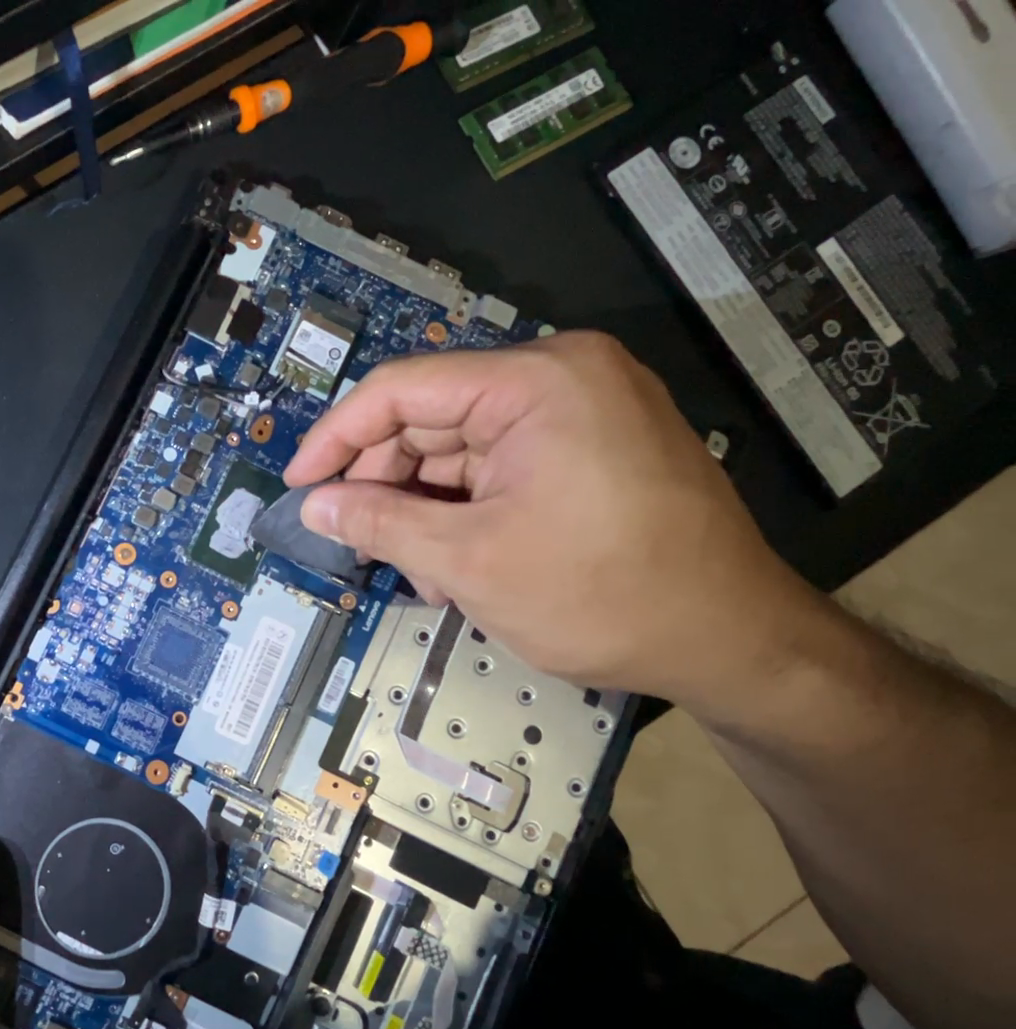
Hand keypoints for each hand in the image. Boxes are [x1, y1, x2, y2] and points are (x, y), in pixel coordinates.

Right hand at [283, 330, 823, 700]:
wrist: (738, 644)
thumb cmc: (601, 594)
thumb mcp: (468, 560)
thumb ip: (378, 522)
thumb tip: (312, 506)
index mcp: (536, 380)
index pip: (401, 389)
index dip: (336, 438)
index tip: (298, 486)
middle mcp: (561, 375)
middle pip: (431, 418)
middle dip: (387, 484)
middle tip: (359, 543)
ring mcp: (583, 408)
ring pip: (460, 449)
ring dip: (425, 508)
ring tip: (421, 573)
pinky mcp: (593, 444)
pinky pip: (500, 465)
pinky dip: (466, 510)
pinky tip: (457, 563)